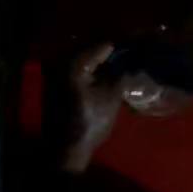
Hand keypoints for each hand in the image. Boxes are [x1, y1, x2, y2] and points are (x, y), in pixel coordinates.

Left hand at [62, 43, 121, 173]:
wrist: (65, 148)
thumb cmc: (91, 123)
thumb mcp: (112, 95)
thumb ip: (121, 71)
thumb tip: (131, 58)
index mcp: (74, 62)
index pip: (104, 43)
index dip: (123, 43)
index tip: (139, 43)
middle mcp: (60, 59)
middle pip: (92, 45)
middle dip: (112, 48)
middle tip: (133, 50)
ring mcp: (54, 68)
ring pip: (84, 54)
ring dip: (102, 56)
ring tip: (123, 59)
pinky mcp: (53, 78)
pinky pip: (76, 63)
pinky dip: (91, 65)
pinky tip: (106, 69)